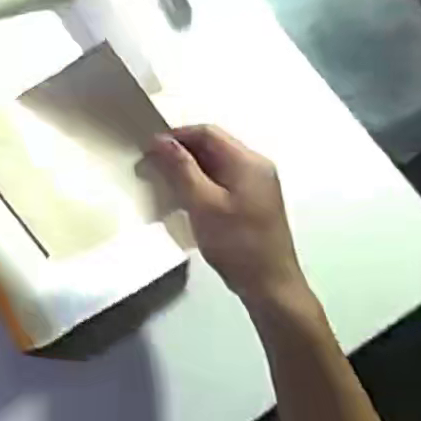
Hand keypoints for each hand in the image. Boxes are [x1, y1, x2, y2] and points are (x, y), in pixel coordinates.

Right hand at [147, 125, 312, 312]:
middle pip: (212, 146)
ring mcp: (257, 185)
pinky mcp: (253, 202)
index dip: (176, 136)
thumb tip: (159, 140)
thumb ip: (181, 168)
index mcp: (247, 161)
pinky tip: (185, 200)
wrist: (271, 287)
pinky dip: (201, 183)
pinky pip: (222, 181)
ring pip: (216, 164)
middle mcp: (255, 166)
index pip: (207, 132)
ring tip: (163, 183)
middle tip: (151, 168)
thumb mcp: (203, 204)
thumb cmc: (237, 244)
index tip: (148, 150)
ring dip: (189, 169)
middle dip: (180, 153)